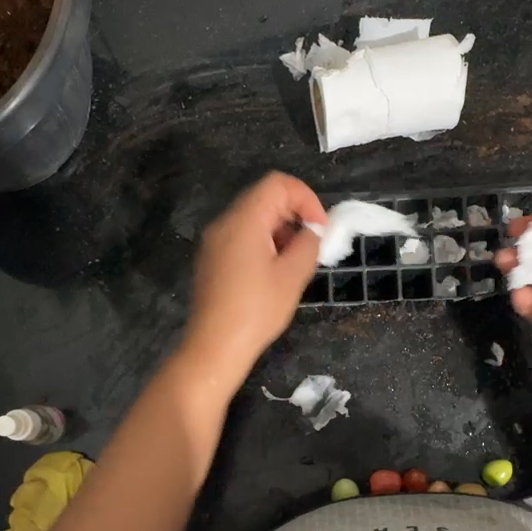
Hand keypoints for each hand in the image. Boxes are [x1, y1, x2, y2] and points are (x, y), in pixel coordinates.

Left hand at [182, 171, 327, 377]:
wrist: (215, 346)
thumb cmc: (256, 311)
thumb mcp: (292, 276)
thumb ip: (308, 244)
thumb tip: (313, 230)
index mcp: (244, 220)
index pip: (278, 184)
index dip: (306, 198)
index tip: (320, 228)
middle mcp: (224, 223)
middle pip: (263, 198)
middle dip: (293, 214)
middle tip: (312, 245)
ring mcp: (213, 241)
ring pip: (252, 218)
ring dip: (279, 230)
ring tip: (295, 261)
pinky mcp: (211, 260)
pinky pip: (240, 237)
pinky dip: (262, 243)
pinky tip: (274, 272)